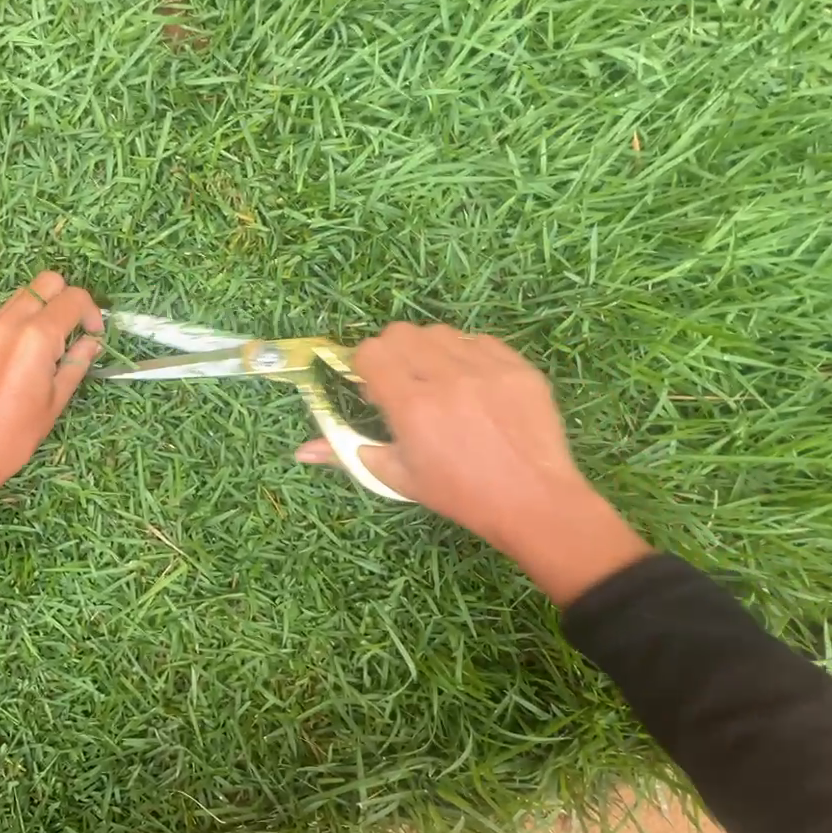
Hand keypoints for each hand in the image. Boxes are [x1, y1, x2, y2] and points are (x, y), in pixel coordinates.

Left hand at [0, 271, 103, 546]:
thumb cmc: (17, 432)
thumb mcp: (56, 399)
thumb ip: (77, 362)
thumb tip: (92, 342)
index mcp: (36, 336)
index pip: (73, 298)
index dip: (92, 313)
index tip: (95, 336)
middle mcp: (11, 322)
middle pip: (47, 282)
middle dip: (68, 299)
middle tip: (76, 331)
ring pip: (25, 294)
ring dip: (45, 307)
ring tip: (53, 344)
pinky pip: (8, 313)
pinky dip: (25, 319)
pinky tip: (30, 352)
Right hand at [296, 323, 649, 604]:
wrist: (532, 500)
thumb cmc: (456, 493)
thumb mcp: (396, 476)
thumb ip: (345, 453)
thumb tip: (300, 451)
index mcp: (412, 406)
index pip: (371, 352)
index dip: (363, 365)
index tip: (371, 387)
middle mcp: (446, 379)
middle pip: (400, 333)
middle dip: (391, 354)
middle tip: (400, 383)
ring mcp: (486, 369)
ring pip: (438, 332)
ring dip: (426, 351)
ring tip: (436, 381)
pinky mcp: (518, 368)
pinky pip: (478, 341)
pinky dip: (464, 355)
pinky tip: (469, 384)